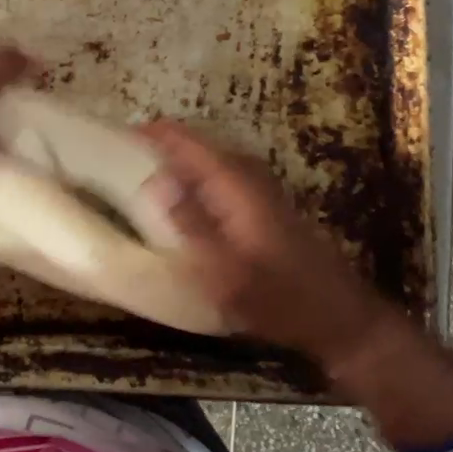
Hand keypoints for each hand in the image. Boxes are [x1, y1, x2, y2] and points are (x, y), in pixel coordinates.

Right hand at [139, 120, 392, 364]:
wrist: (340, 318)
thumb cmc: (280, 298)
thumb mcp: (226, 271)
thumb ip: (189, 224)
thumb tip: (154, 181)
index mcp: (233, 181)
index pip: (184, 139)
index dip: (149, 133)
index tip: (111, 138)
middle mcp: (246, 172)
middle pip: (193, 144)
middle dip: (158, 147)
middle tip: (118, 161)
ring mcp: (258, 185)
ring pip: (206, 159)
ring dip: (174, 162)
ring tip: (139, 177)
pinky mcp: (263, 201)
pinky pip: (217, 174)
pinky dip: (192, 177)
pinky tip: (179, 202)